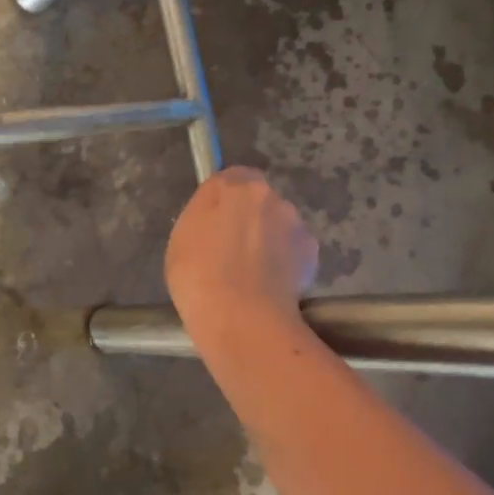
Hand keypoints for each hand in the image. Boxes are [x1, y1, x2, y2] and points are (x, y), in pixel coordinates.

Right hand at [164, 168, 318, 353]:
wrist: (240, 316)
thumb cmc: (196, 274)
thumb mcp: (182, 237)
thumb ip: (203, 215)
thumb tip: (219, 215)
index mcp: (233, 186)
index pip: (232, 177)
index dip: (224, 199)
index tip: (214, 222)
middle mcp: (270, 196)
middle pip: (259, 201)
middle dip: (249, 218)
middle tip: (230, 250)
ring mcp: (295, 223)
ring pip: (279, 225)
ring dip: (269, 240)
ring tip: (251, 273)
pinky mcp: (311, 252)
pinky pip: (294, 250)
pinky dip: (285, 262)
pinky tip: (269, 285)